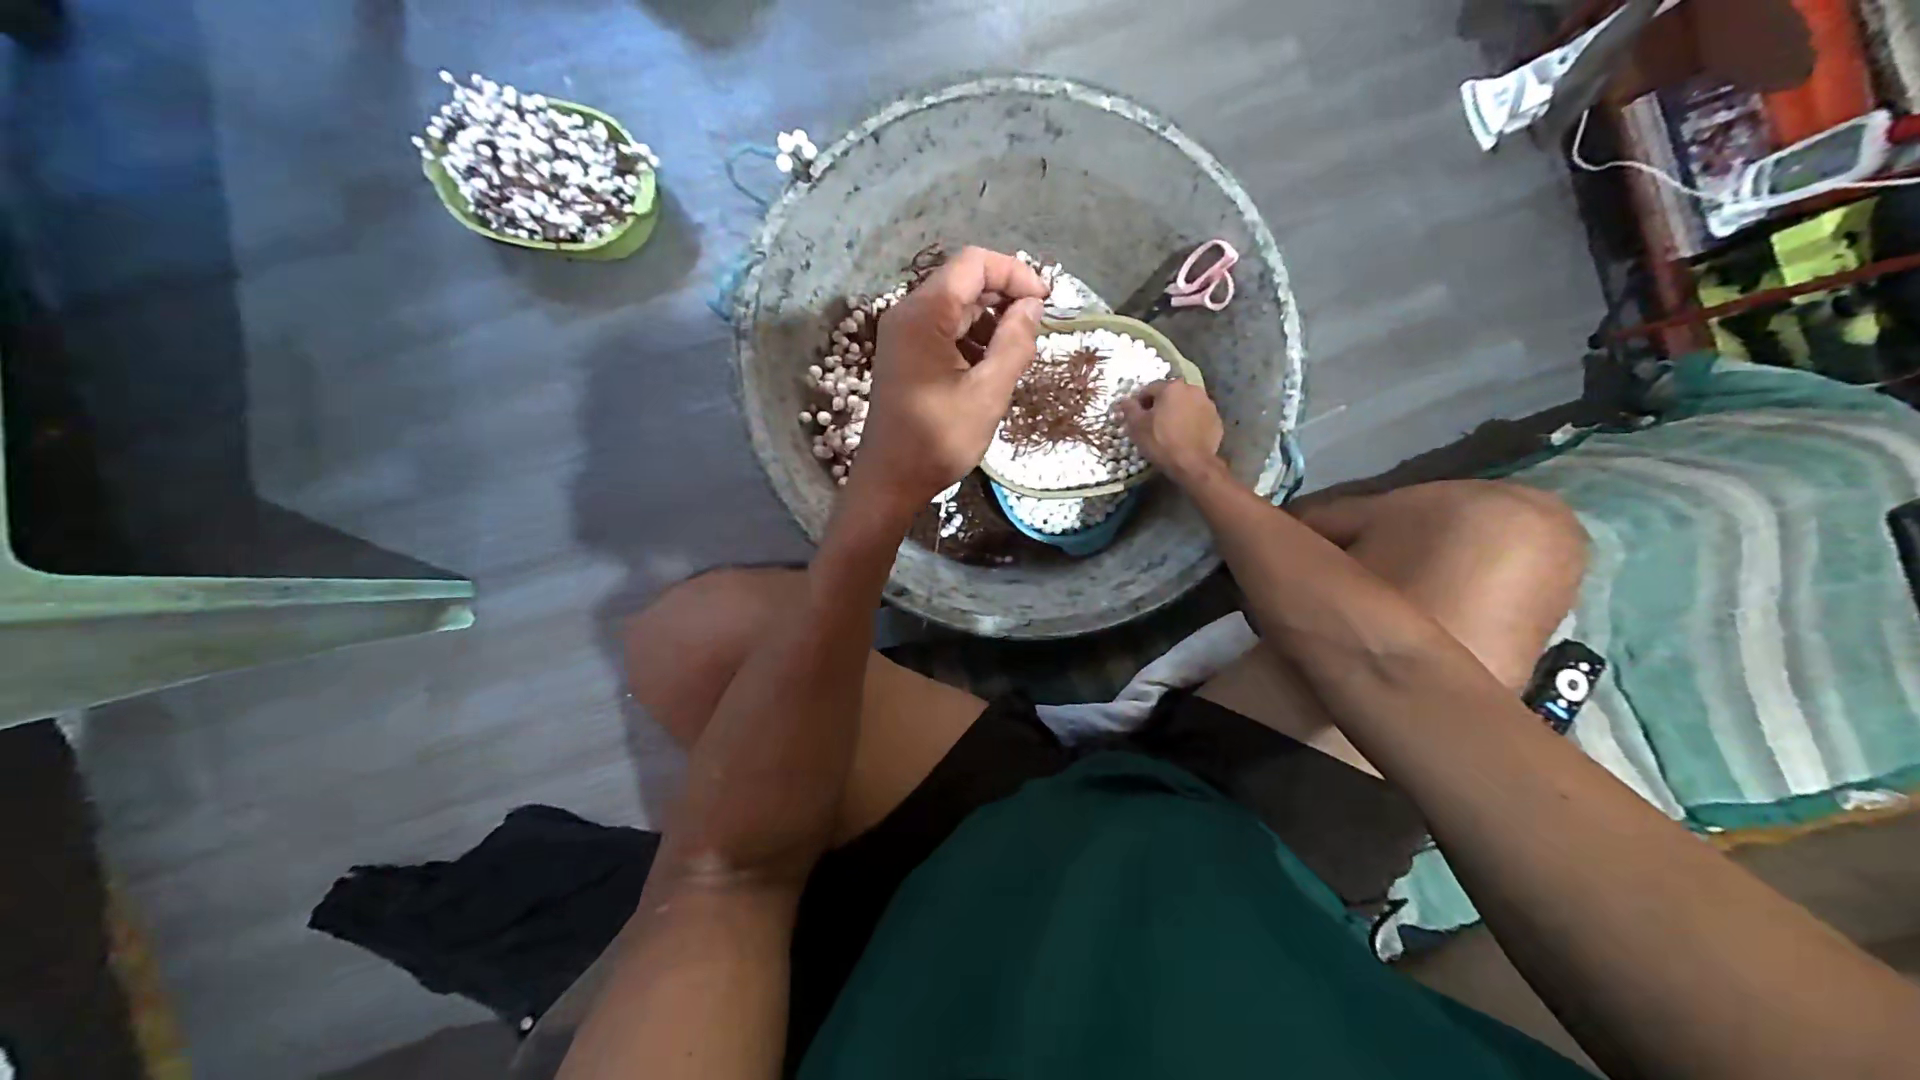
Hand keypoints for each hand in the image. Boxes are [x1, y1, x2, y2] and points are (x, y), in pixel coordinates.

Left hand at [849, 247, 1047, 513]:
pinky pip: (943, 331)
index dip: (1014, 273)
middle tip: (1035, 329)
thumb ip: (1014, 343)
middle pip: (963, 282)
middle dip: (1004, 297)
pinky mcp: (905, 357)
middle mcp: (907, 315)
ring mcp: (903, 336)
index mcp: (923, 314)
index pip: (973, 264)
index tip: (1044, 301)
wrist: (890, 481)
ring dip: (990, 322)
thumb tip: (1032, 306)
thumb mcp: (988, 392)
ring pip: (955, 308)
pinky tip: (991, 366)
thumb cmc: (939, 439)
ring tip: (1017, 353)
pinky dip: (972, 339)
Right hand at [1118, 379, 1225, 485]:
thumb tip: (1123, 400)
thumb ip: (1129, 408)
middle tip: (1152, 424)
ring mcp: (1207, 404)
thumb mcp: (1137, 426)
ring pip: (1185, 404)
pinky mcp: (1216, 419)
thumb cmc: (1161, 442)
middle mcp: (1192, 389)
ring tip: (1169, 431)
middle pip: (1169, 395)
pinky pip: (1197, 416)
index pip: (1149, 389)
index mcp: (1171, 387)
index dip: (1139, 403)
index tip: (1136, 418)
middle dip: (1160, 406)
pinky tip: (1184, 436)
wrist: (1192, 464)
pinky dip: (1190, 422)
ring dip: (1176, 412)